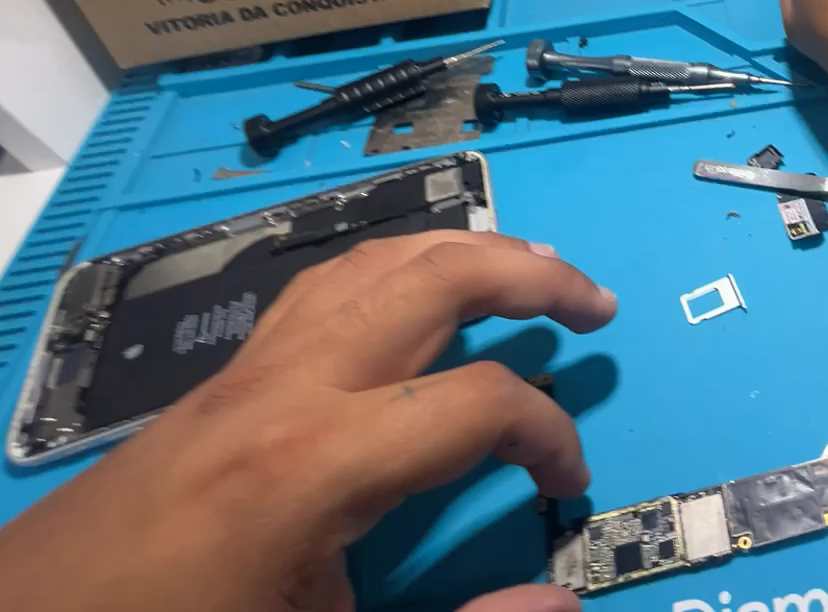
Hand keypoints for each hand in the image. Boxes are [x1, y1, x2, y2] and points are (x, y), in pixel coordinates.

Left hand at [0, 232, 617, 611]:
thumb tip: (561, 602)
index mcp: (315, 465)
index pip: (479, 406)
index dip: (549, 436)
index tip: (568, 483)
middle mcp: (294, 383)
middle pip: (440, 278)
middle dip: (535, 278)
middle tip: (595, 303)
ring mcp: (256, 362)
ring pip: (385, 258)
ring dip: (473, 251)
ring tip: (534, 267)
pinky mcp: (231, 368)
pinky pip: (335, 279)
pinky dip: (404, 262)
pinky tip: (425, 283)